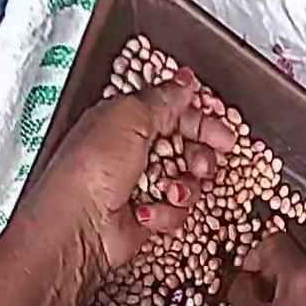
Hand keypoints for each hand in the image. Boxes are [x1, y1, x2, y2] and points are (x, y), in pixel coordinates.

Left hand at [10, 69, 236, 278]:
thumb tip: (185, 82)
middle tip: (199, 167)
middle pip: (187, 150)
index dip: (202, 124)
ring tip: (169, 193)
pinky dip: (166, 214)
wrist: (80, 223)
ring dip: (183, 189)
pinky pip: (175, 213)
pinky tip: (148, 214)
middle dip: (199, 160)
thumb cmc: (95, 167)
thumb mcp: (131, 117)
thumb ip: (163, 100)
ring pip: (187, 184)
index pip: (176, 115)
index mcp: (129, 121)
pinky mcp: (148, 216)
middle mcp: (136, 152)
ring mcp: (143, 186)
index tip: (225, 138)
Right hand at [229, 233, 305, 305]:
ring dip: (284, 270)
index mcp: (301, 274)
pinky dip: (298, 282)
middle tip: (258, 285)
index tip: (247, 276)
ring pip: (303, 259)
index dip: (254, 255)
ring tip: (272, 299)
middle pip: (292, 245)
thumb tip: (244, 278)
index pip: (274, 241)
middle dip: (270, 260)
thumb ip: (241, 289)